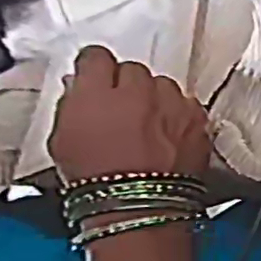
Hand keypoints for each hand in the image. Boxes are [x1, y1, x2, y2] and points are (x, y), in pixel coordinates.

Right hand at [50, 46, 209, 182]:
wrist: (140, 204)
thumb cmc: (97, 179)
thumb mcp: (62, 138)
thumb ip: (73, 103)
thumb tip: (81, 87)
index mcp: (96, 93)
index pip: (96, 56)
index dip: (96, 66)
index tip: (97, 74)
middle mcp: (138, 93)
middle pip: (134, 70)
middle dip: (127, 84)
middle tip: (123, 106)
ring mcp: (172, 105)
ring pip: (165, 85)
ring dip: (157, 97)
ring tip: (149, 122)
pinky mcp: (198, 119)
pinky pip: (188, 104)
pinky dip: (180, 113)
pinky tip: (169, 131)